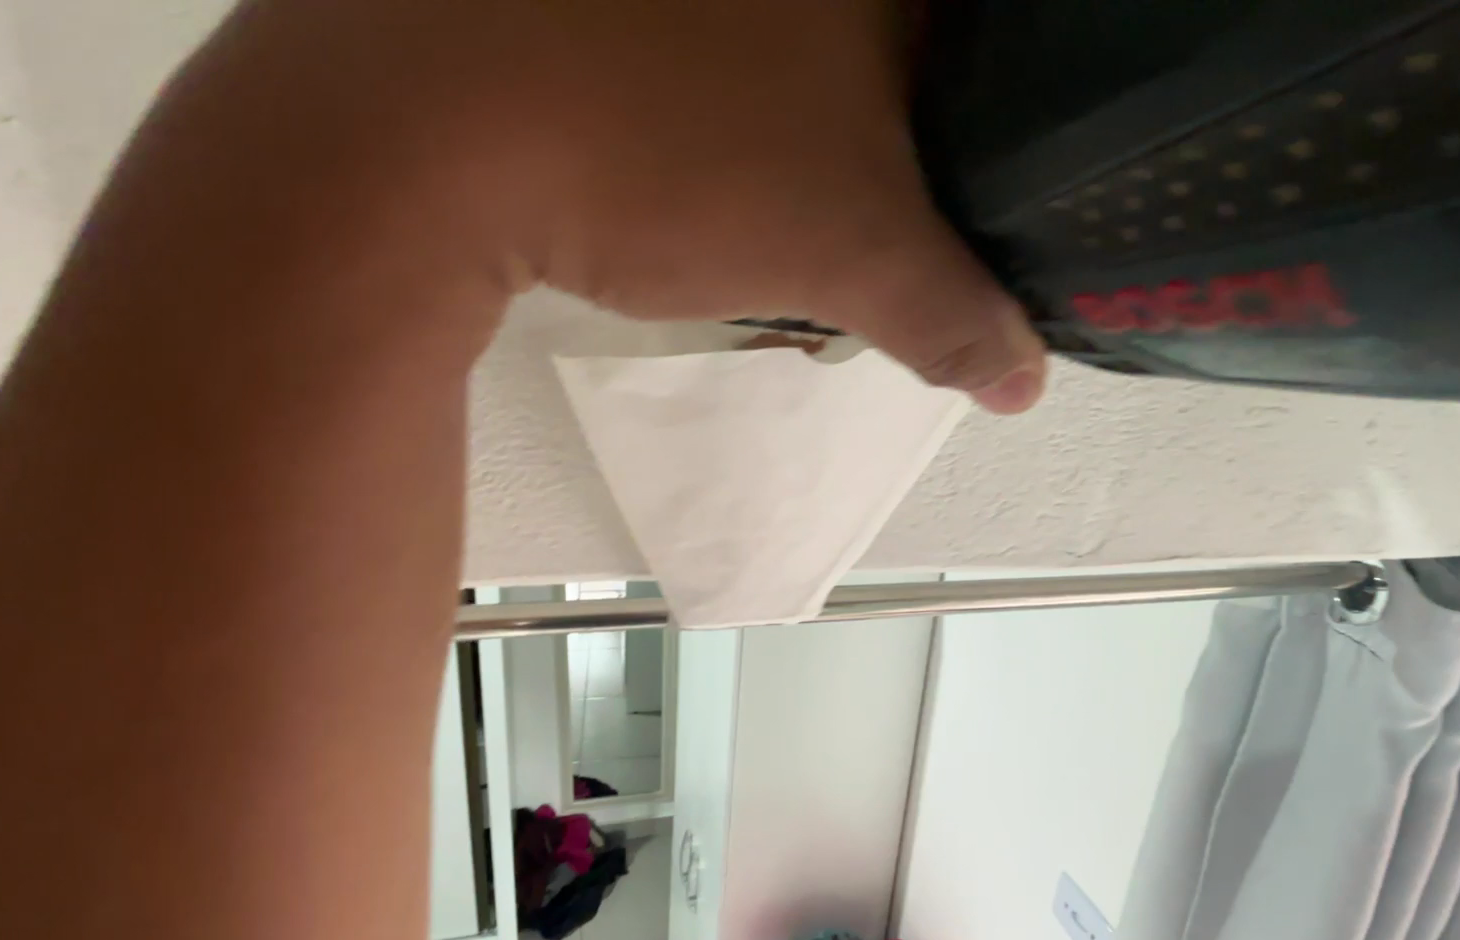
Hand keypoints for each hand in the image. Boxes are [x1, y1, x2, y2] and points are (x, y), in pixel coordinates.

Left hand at [175, 0, 1047, 411]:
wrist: (432, 134)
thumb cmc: (670, 164)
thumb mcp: (843, 255)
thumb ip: (954, 318)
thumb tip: (1027, 383)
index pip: (1000, 59)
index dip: (1013, 140)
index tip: (1000, 205)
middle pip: (911, 65)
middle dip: (913, 152)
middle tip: (898, 225)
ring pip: (818, 66)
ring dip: (822, 145)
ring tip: (792, 215)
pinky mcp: (620, 11)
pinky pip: (730, 66)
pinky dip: (745, 126)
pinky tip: (712, 176)